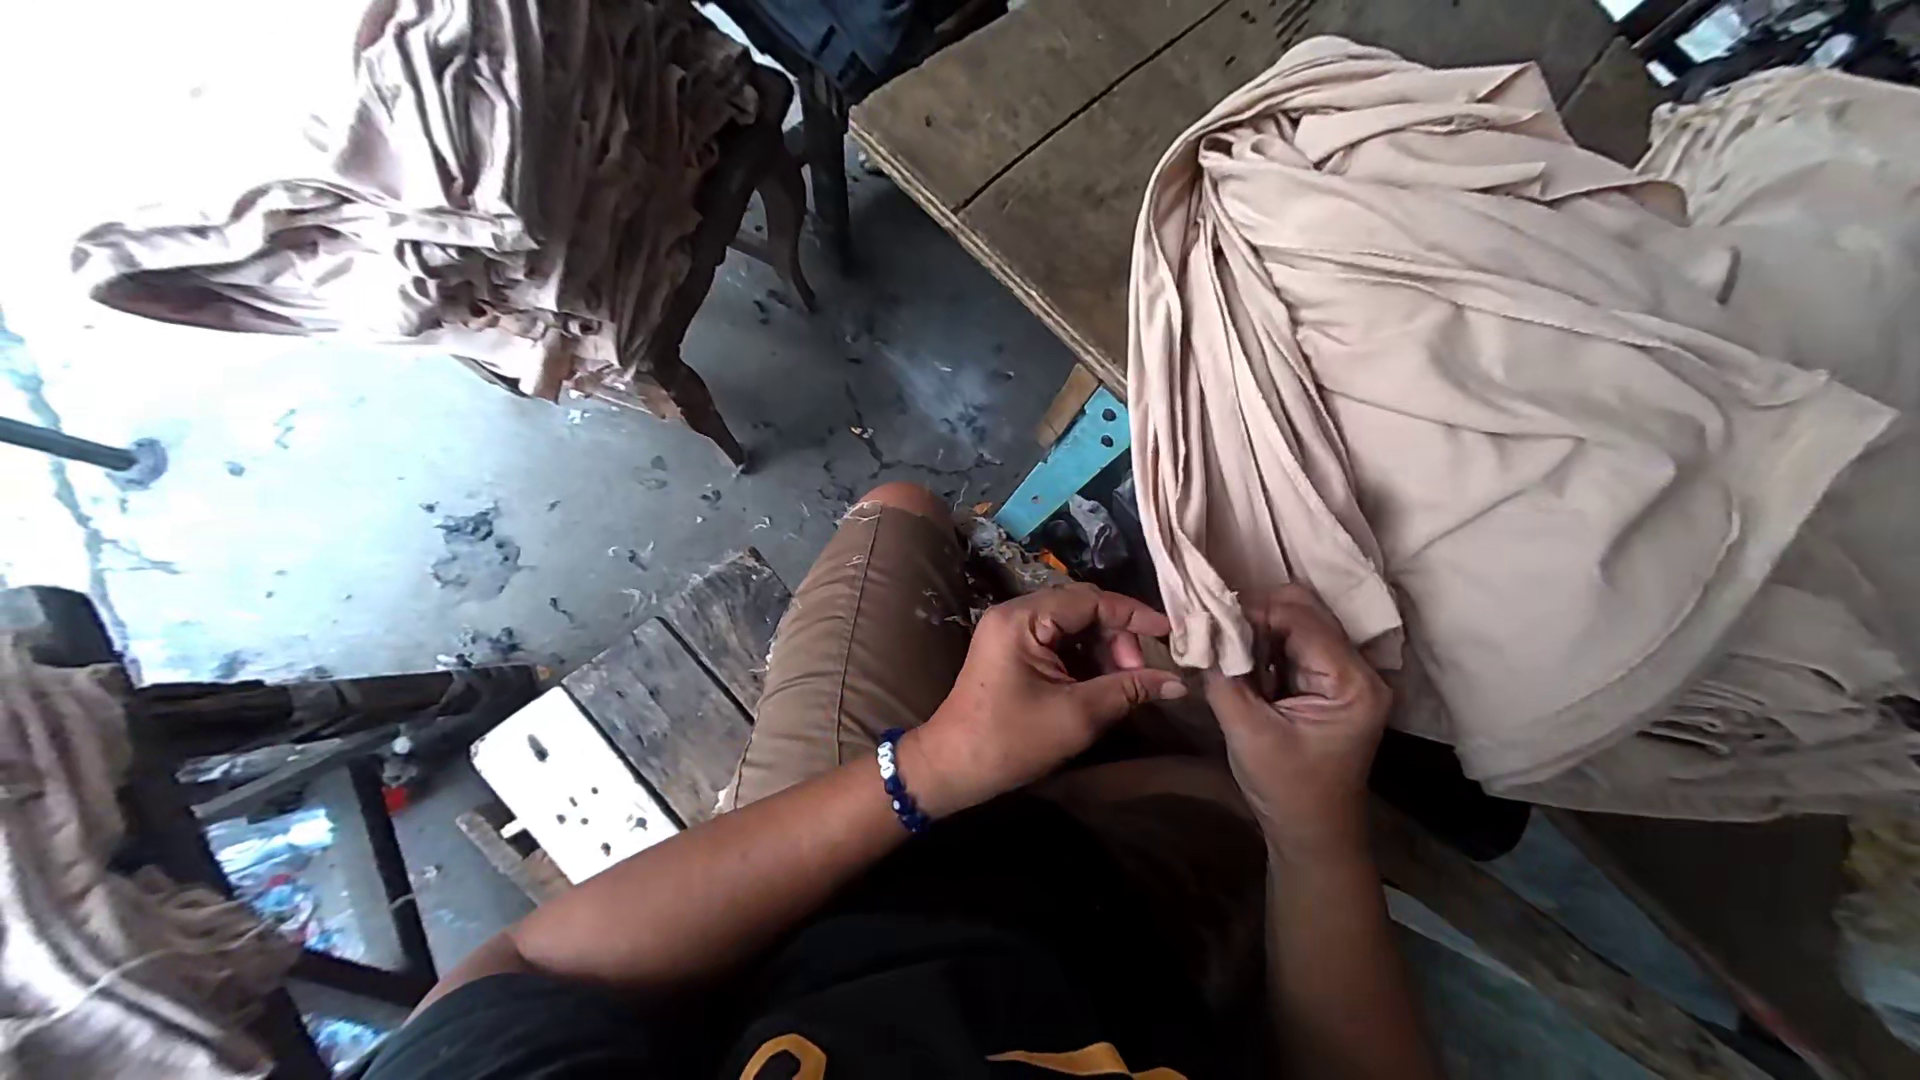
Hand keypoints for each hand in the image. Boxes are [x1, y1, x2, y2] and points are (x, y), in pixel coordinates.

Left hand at [902, 583, 1188, 816]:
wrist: (952, 768)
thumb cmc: (1010, 741)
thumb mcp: (1077, 716)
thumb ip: (1129, 690)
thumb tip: (1178, 682)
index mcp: (1022, 618)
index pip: (1090, 600)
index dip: (1134, 614)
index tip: (1170, 634)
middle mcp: (1014, 614)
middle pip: (1082, 608)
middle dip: (1118, 636)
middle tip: (1138, 674)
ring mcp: (1011, 631)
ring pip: (1073, 625)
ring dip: (1104, 648)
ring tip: (1123, 683)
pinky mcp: (1012, 650)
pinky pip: (1059, 641)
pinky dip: (1085, 658)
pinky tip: (1102, 682)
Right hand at [1204, 585, 1389, 860]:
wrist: (1311, 833)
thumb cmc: (1286, 789)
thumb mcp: (1247, 731)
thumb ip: (1224, 676)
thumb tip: (1197, 630)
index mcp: (1352, 682)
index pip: (1300, 620)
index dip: (1252, 611)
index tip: (1207, 617)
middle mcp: (1358, 669)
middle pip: (1304, 611)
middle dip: (1255, 614)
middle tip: (1214, 630)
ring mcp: (1344, 674)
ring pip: (1296, 621)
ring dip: (1256, 628)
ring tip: (1224, 647)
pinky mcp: (1325, 681)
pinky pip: (1291, 642)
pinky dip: (1261, 643)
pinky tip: (1240, 661)